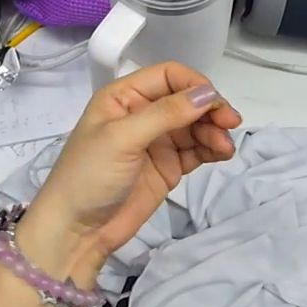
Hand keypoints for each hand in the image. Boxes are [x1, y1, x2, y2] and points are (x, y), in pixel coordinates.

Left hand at [20, 63, 241, 281]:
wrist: (76, 230)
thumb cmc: (89, 175)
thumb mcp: (123, 138)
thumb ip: (166, 114)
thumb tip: (207, 94)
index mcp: (124, 97)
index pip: (168, 76)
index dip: (193, 84)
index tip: (215, 102)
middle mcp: (142, 113)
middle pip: (186, 100)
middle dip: (210, 108)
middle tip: (230, 124)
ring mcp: (156, 141)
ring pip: (195, 125)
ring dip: (214, 131)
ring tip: (224, 147)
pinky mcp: (168, 167)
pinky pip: (196, 150)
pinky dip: (212, 149)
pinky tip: (222, 153)